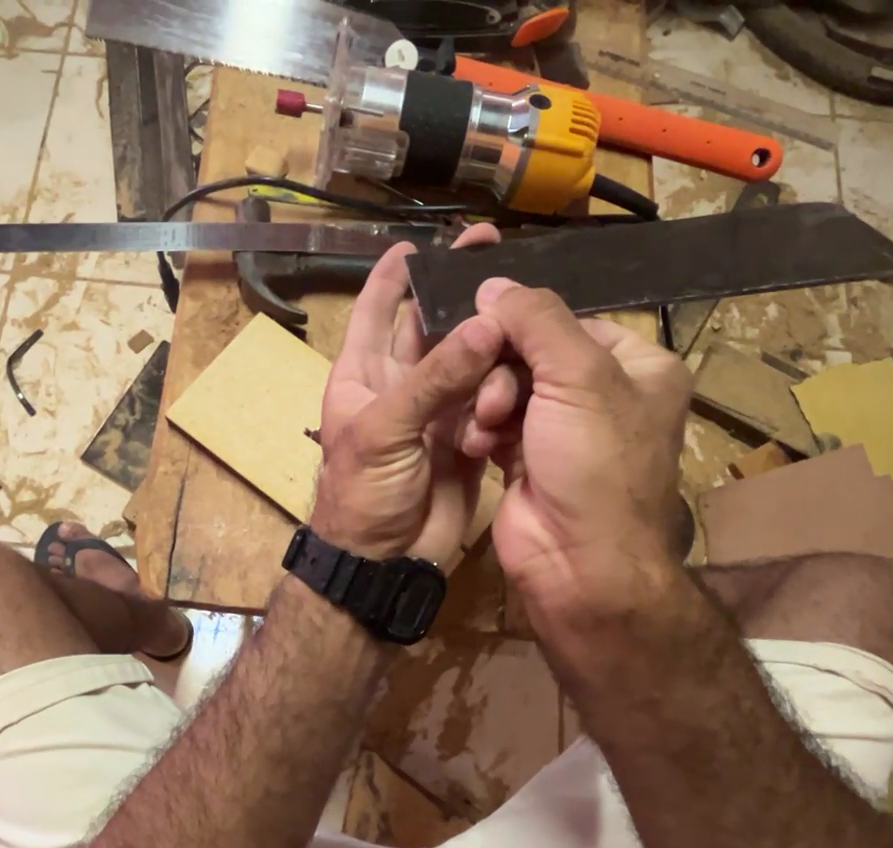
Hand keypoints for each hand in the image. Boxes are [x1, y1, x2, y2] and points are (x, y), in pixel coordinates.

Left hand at [311, 224, 510, 562]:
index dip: (395, 275)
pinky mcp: (464, 437)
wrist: (383, 561)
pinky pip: (489, 400)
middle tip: (497, 256)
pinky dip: (506, 385)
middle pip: (429, 327)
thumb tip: (486, 323)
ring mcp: (433, 411)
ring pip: (467, 361)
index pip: (377, 311)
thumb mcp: (386, 429)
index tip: (422, 242)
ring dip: (490, 342)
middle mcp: (398, 385)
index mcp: (363, 374)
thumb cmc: (364, 493)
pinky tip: (529, 361)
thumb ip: (434, 378)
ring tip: (523, 314)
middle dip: (458, 294)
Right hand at [467, 281, 691, 621]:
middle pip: (534, 356)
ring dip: (488, 403)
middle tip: (492, 396)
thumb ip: (536, 320)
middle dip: (503, 373)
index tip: (488, 327)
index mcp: (639, 368)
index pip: (571, 324)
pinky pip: (495, 425)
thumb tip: (492, 282)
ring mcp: (563, 432)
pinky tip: (476, 444)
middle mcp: (604, 397)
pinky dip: (482, 430)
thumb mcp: (577, 375)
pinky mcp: (527, 460)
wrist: (578, 560)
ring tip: (485, 427)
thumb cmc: (594, 461)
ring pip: (508, 389)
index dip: (528, 326)